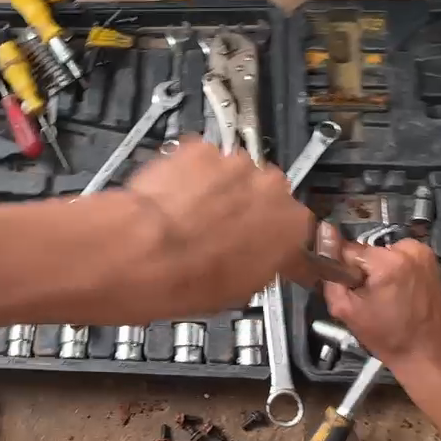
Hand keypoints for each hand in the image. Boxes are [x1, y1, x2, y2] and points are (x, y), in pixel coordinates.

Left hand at [94, 139, 312, 320]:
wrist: (142, 254)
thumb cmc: (187, 277)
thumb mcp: (241, 290)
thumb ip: (263, 265)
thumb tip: (258, 264)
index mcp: (291, 225)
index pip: (298, 228)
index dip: (276, 237)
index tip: (264, 245)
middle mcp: (269, 187)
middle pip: (267, 193)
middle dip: (248, 209)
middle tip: (222, 232)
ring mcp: (233, 164)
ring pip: (234, 173)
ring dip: (218, 190)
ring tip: (193, 216)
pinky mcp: (199, 150)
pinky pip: (202, 159)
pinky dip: (191, 174)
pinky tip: (177, 199)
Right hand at [322, 229, 440, 371]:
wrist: (428, 353)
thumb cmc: (387, 337)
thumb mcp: (346, 312)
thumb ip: (330, 280)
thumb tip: (325, 256)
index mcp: (387, 262)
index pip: (348, 250)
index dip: (343, 269)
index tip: (350, 289)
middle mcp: (408, 249)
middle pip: (367, 252)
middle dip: (363, 271)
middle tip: (368, 297)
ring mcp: (423, 253)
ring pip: (383, 254)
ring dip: (379, 270)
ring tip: (385, 297)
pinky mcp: (431, 260)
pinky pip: (400, 258)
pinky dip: (395, 270)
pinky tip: (399, 292)